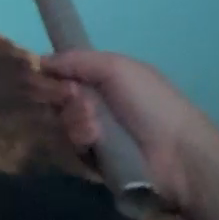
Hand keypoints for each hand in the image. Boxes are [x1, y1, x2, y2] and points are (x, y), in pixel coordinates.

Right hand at [43, 50, 218, 210]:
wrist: (179, 156)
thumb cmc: (150, 103)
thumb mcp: (116, 67)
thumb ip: (75, 59)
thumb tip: (39, 61)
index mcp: (103, 79)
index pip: (62, 72)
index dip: (49, 72)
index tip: (41, 74)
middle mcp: (95, 104)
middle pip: (56, 96)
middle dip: (60, 97)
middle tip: (75, 100)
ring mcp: (94, 133)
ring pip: (61, 120)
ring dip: (73, 119)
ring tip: (94, 127)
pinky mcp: (93, 160)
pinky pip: (70, 146)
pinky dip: (80, 140)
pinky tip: (95, 141)